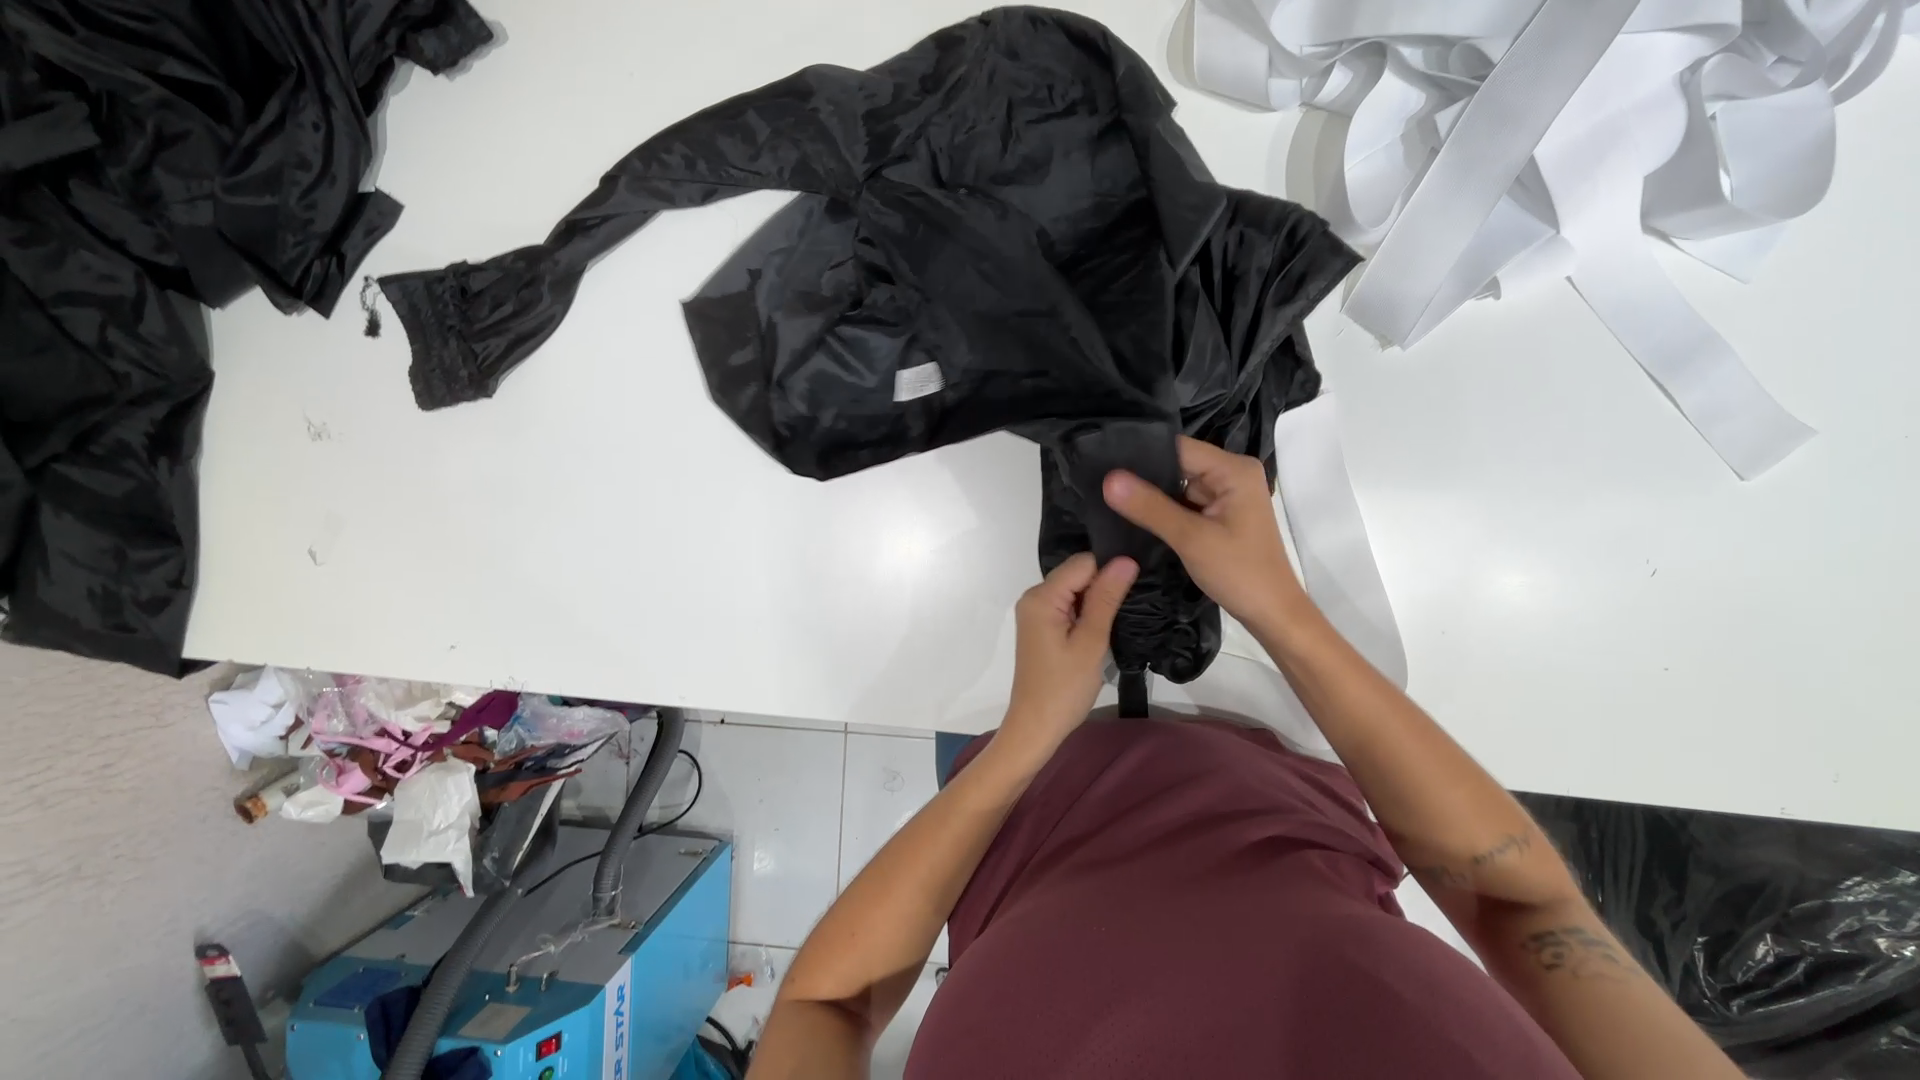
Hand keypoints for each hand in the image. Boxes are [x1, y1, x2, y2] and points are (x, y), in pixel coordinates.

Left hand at [999, 552, 1137, 759]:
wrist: (1037, 726)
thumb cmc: (1065, 687)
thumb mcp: (1091, 641)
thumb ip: (1107, 598)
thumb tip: (1126, 560)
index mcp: (1041, 596)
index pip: (1083, 562)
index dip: (1110, 570)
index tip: (1135, 587)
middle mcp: (1033, 597)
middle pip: (1077, 574)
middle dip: (1103, 585)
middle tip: (1131, 605)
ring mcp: (1035, 612)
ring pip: (1074, 590)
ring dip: (1096, 601)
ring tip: (1119, 617)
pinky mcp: (1041, 627)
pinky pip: (1068, 606)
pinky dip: (1085, 613)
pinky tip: (1101, 628)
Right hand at [1102, 435, 1306, 634]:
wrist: (1272, 613)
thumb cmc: (1239, 573)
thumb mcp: (1191, 539)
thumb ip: (1150, 507)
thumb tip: (1109, 479)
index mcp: (1234, 469)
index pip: (1178, 448)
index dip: (1141, 455)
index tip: (1101, 463)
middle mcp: (1232, 474)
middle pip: (1178, 464)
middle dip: (1143, 476)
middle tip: (1098, 483)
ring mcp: (1227, 495)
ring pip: (1178, 485)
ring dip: (1151, 495)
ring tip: (1108, 498)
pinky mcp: (1220, 515)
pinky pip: (1185, 503)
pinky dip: (1163, 510)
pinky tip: (1133, 515)